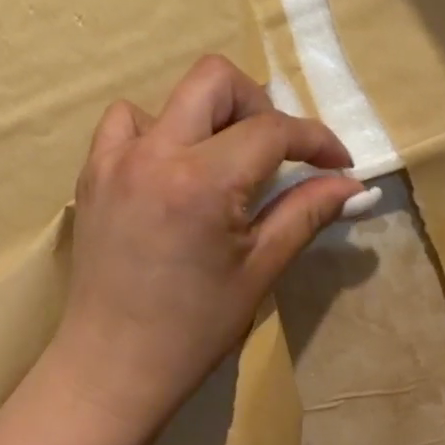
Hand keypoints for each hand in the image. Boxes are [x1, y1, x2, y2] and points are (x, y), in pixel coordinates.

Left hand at [49, 55, 365, 428]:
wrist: (112, 365)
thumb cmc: (194, 328)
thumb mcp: (261, 269)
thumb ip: (306, 212)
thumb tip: (352, 183)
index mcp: (203, 181)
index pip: (271, 129)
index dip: (314, 138)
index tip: (337, 161)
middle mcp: (156, 153)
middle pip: (216, 78)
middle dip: (257, 103)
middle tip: (274, 150)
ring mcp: (116, 157)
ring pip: (170, 96)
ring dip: (206, 116)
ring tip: (220, 162)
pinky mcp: (92, 170)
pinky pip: (124, 121)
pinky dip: (155, 129)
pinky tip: (167, 167)